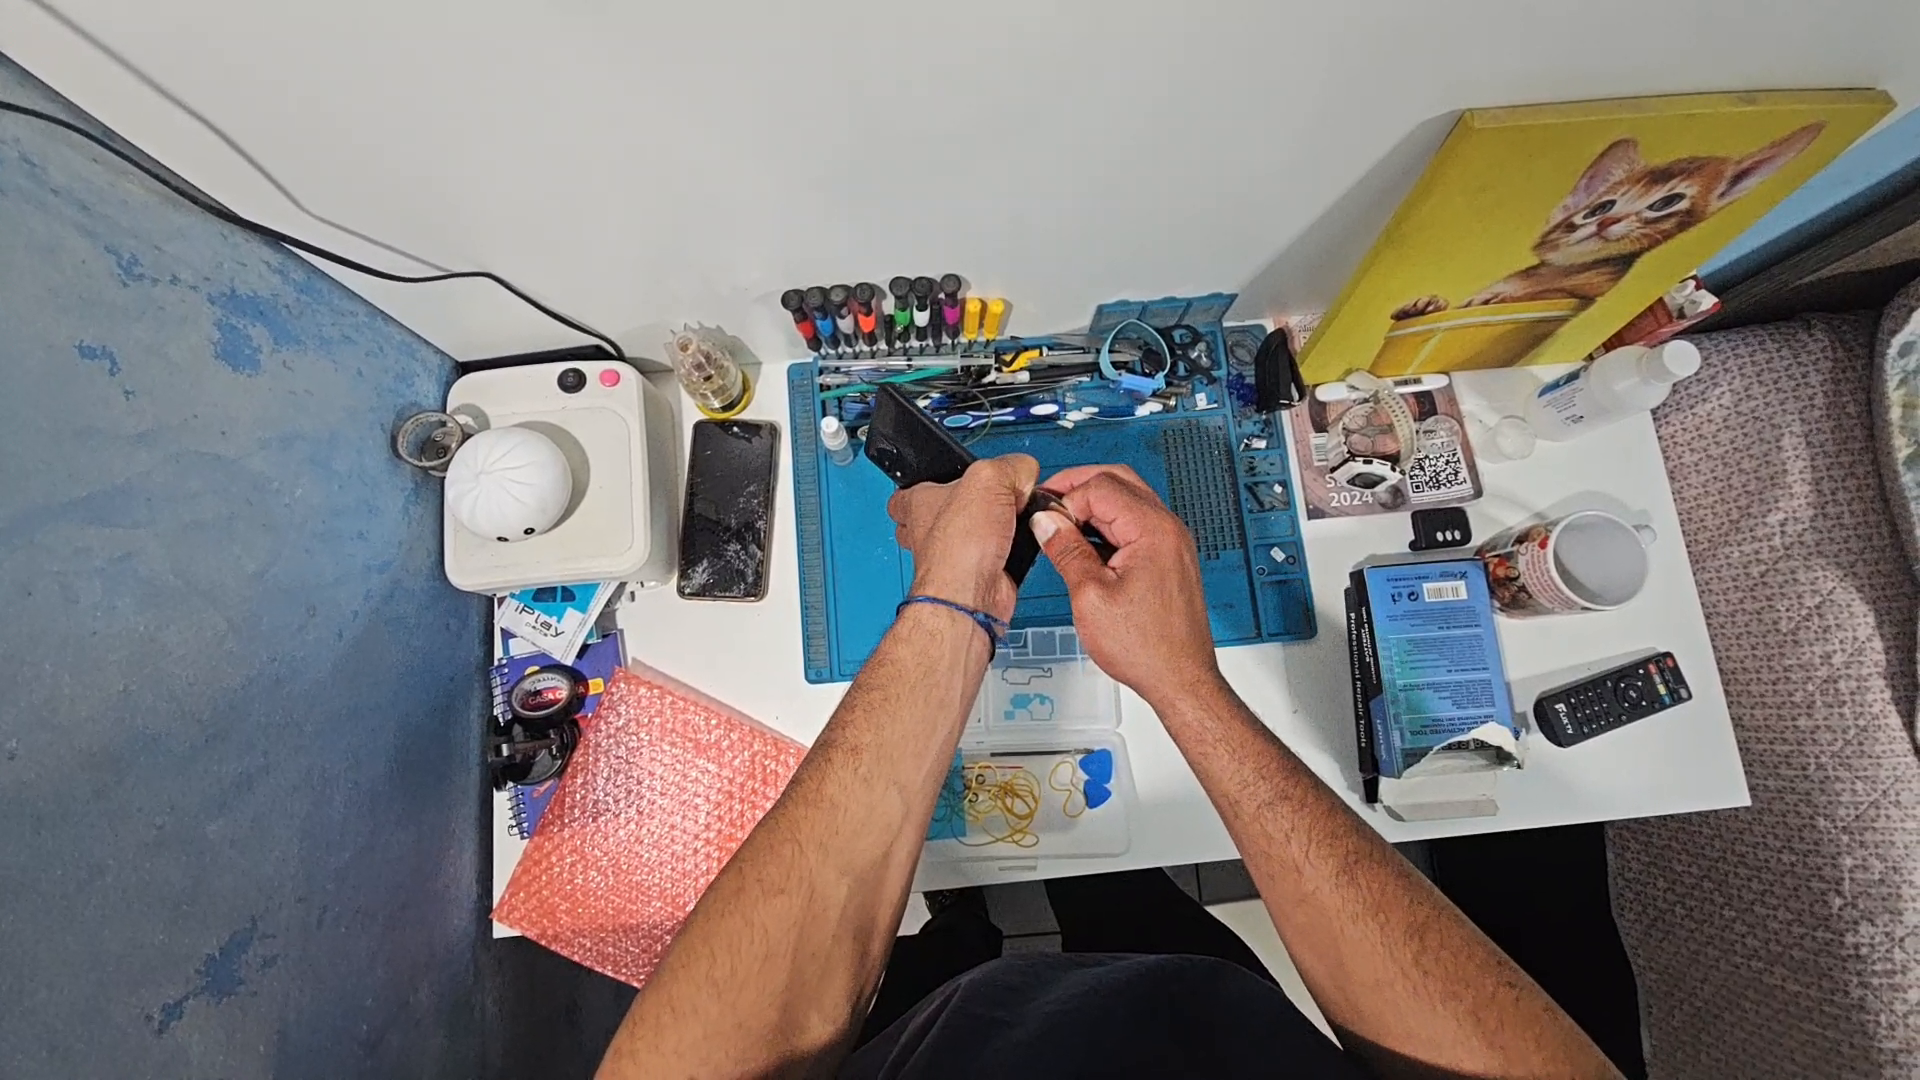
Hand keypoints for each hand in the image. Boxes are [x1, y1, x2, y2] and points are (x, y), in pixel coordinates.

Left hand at [888, 454, 1038, 623]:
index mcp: (917, 503)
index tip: (958, 477)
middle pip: (956, 506)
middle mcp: (932, 530)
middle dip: (981, 501)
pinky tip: (1020, 544)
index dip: (937, 479)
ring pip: (980, 529)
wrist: (972, 596)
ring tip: (1012, 520)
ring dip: (1002, 525)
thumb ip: (1010, 466)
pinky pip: (1002, 550)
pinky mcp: (980, 570)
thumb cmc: (958, 546)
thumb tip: (1024, 474)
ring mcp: (955, 552)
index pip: (914, 485)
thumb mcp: (989, 478)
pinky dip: (1016, 547)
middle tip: (997, 497)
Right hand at [1030, 465, 1222, 708]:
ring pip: (1128, 499)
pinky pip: (1136, 523)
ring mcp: (1172, 542)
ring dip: (1094, 504)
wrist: (1180, 679)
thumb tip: (1046, 521)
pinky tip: (1085, 544)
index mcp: (1152, 530)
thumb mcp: (1090, 596)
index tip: (1044, 518)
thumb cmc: (1145, 647)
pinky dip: (1108, 524)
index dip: (1066, 498)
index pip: (1101, 486)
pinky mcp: (1169, 557)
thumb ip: (1066, 551)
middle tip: (1048, 503)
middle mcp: (1168, 529)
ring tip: (1062, 524)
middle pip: (1118, 481)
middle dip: (1079, 487)